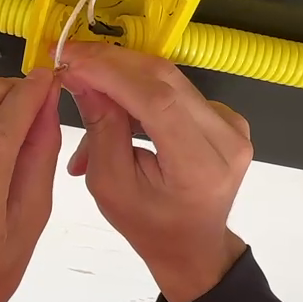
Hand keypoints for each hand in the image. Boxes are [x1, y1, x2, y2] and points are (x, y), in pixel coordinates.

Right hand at [58, 43, 252, 301]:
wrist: (192, 245)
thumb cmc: (147, 225)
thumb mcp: (109, 185)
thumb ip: (100, 129)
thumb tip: (82, 76)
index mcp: (199, 167)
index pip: (157, 101)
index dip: (111, 73)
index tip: (71, 59)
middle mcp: (227, 139)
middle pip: (165, 79)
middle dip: (112, 62)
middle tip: (70, 56)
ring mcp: (232, 124)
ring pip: (169, 78)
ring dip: (120, 74)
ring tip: (84, 82)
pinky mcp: (226, 116)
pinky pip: (176, 88)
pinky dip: (138, 88)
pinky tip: (113, 101)